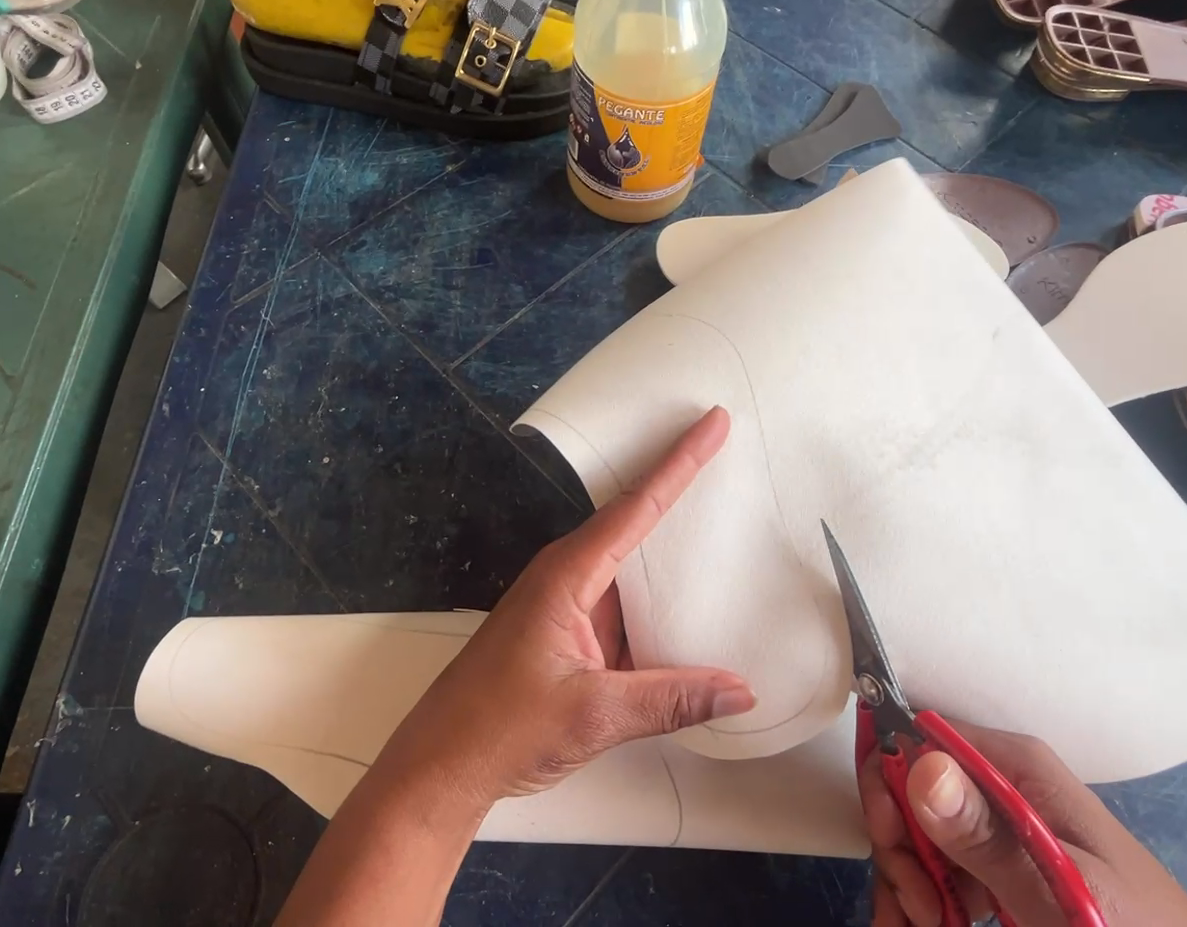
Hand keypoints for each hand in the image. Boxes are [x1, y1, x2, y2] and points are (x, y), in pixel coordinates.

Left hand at [362, 405, 755, 822]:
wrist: (443, 764)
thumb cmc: (503, 727)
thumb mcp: (593, 715)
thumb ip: (670, 700)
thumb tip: (743, 689)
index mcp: (568, 574)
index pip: (636, 507)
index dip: (678, 462)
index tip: (711, 422)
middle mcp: (569, 575)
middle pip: (634, 517)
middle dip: (678, 481)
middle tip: (726, 448)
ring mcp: (569, 604)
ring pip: (632, 561)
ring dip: (671, 541)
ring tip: (725, 514)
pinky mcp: (572, 632)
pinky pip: (626, 600)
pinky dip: (660, 594)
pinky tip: (694, 600)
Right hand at [863, 722, 1186, 926]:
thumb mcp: (1062, 894)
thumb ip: (991, 837)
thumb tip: (921, 762)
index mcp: (1019, 768)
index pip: (921, 735)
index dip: (891, 781)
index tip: (892, 843)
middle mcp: (1001, 785)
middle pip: (910, 790)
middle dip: (900, 848)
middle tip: (920, 909)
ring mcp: (996, 829)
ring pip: (914, 833)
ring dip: (905, 882)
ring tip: (922, 926)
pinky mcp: (995, 869)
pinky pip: (933, 869)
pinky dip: (915, 900)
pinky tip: (915, 925)